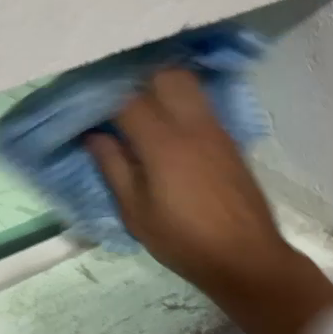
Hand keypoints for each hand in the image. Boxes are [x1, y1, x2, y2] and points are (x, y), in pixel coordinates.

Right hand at [87, 69, 332, 333]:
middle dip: (137, 82)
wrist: (246, 257)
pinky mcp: (229, 139)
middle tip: (117, 104)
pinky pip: (200, 104)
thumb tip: (93, 136)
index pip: (127, 100)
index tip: (86, 109)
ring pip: (186, 84)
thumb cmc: (184, 241)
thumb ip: (113, 168)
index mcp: (163, 143)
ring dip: (160, 88)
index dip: (102, 99)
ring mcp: (215, 128)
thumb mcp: (136, 212)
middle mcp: (191, 125)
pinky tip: (167, 130)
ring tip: (141, 114)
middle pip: (163, 75)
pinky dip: (180, 104)